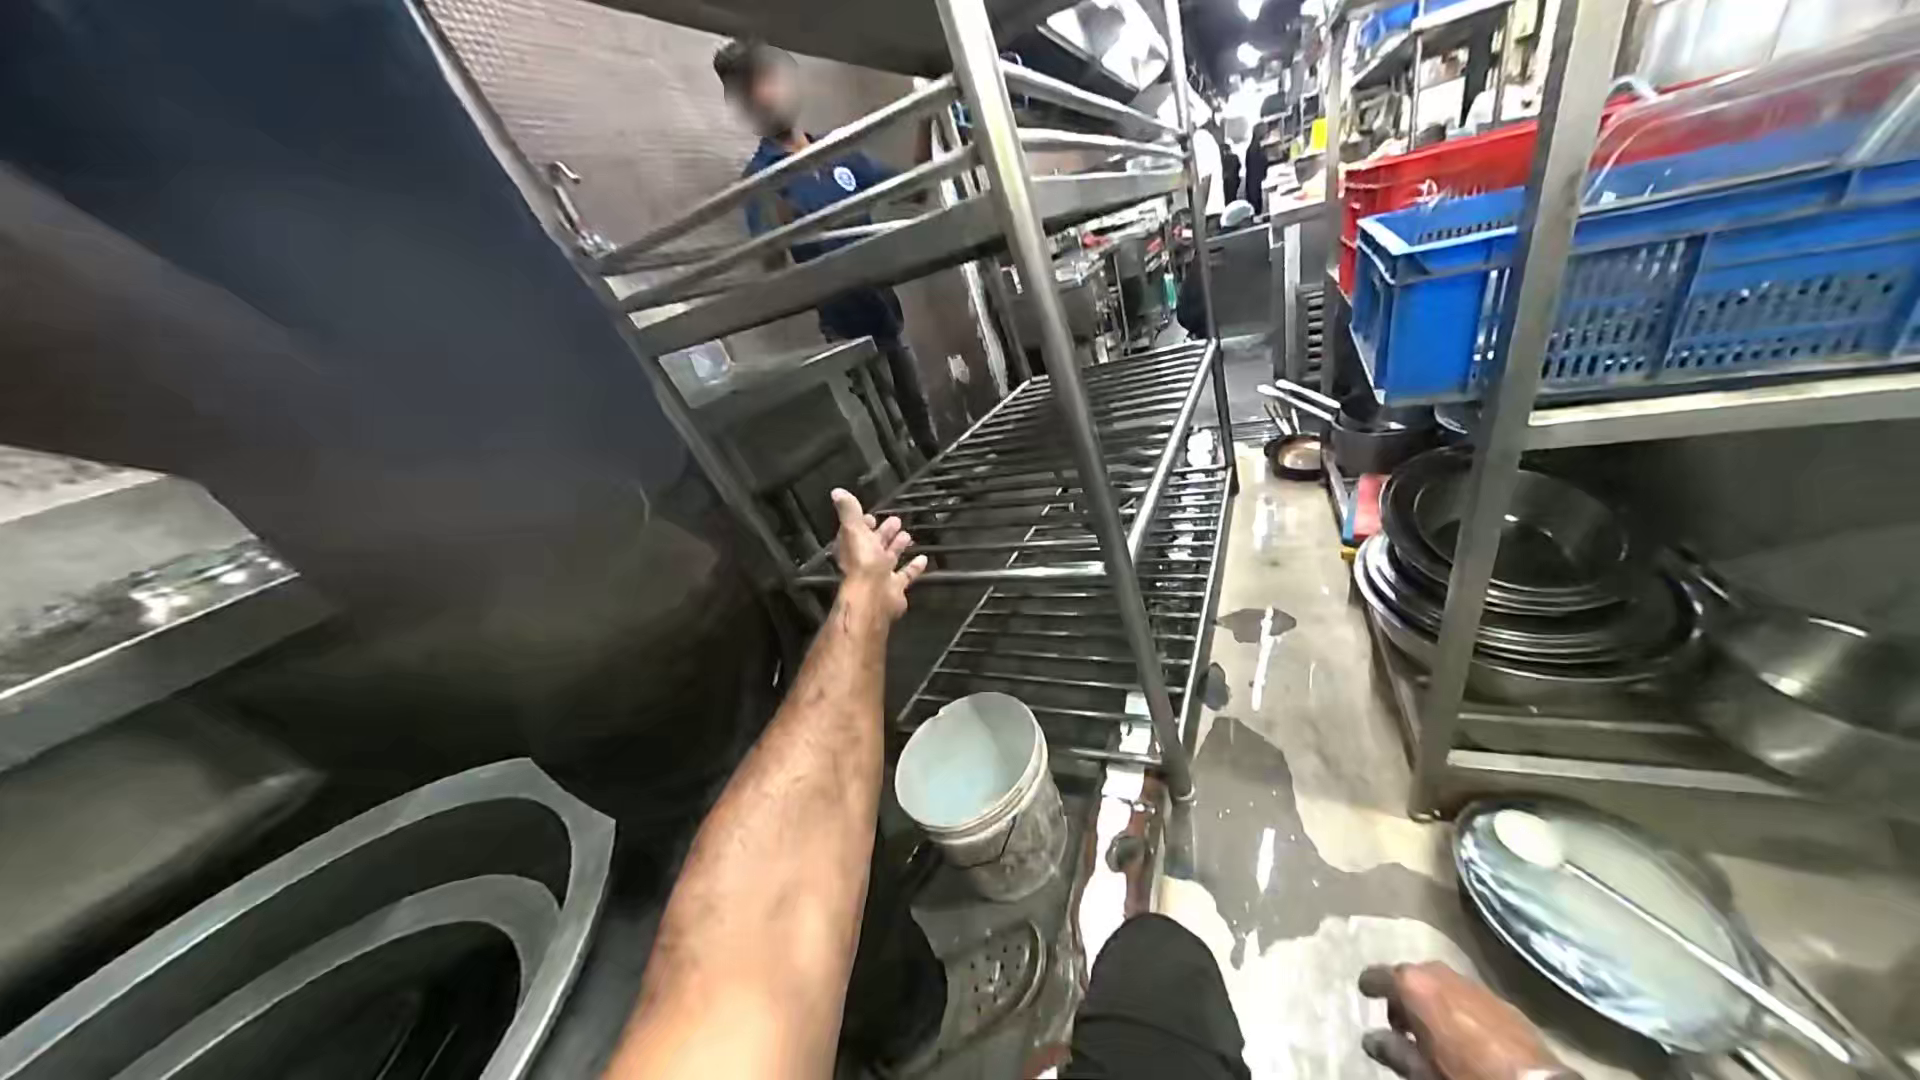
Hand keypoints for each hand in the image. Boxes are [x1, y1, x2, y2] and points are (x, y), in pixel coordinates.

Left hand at [830, 488, 927, 621]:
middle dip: (884, 532)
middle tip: (895, 521)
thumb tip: (837, 492)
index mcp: (852, 548)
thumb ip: (848, 511)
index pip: (856, 532)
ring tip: (907, 535)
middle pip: (875, 544)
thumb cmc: (862, 563)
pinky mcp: (895, 587)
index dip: (862, 523)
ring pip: (889, 558)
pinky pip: (906, 574)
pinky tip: (923, 559)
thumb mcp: (854, 530)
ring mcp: (880, 575)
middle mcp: (864, 562)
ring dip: (898, 546)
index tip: (871, 515)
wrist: (873, 596)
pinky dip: (914, 567)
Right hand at [1358, 963, 1569, 1079]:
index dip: (1369, 985)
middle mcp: (1437, 974)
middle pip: (1410, 978)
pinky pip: (1467, 999)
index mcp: (1412, 984)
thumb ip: (1392, 1051)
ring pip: (1440, 986)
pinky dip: (1458, 1010)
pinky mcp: (1501, 1002)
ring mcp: (1471, 984)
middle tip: (1403, 1025)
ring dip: (1432, 1002)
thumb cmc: (1466, 1078)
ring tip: (1435, 1031)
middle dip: (1404, 997)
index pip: (1378, 975)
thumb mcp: (1421, 1073)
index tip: (1365, 994)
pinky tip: (1466, 1036)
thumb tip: (1371, 1039)